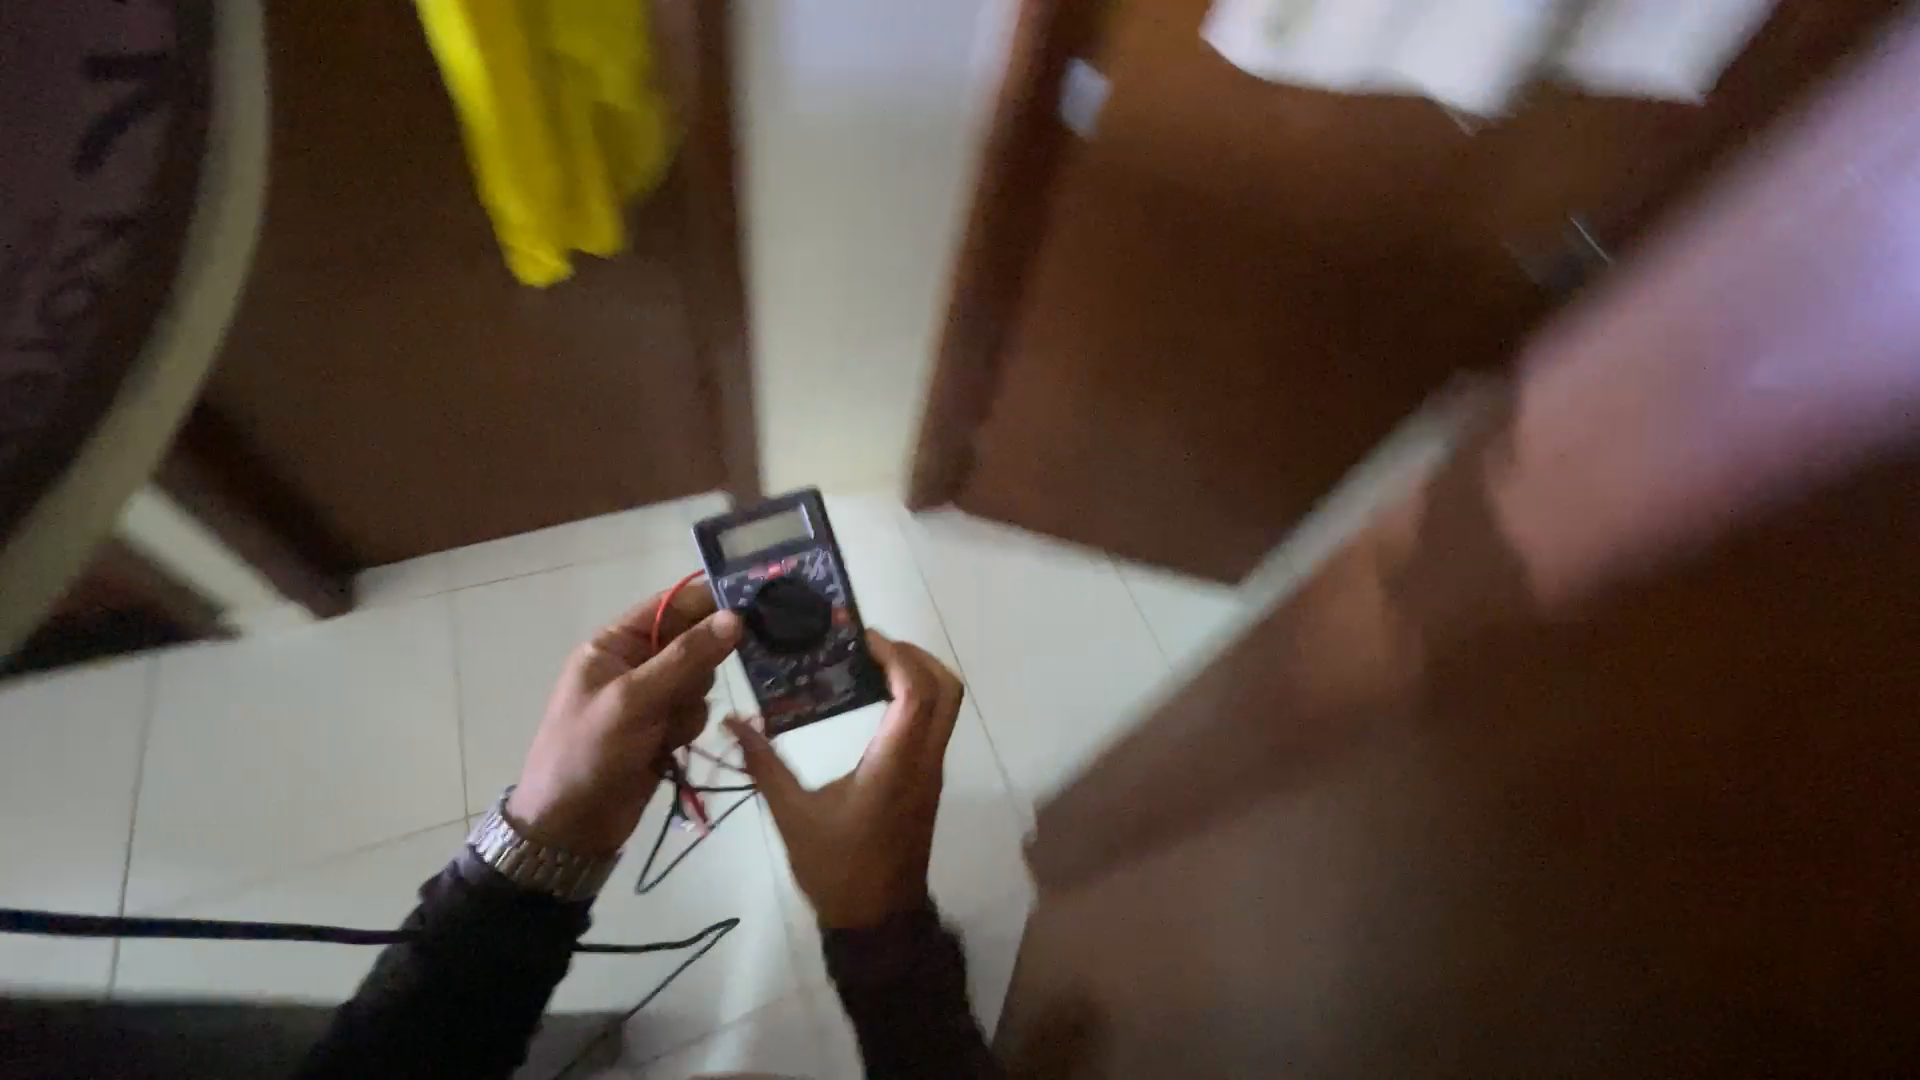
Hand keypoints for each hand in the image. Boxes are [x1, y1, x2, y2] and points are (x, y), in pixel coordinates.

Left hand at [506, 585, 742, 856]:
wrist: (571, 828)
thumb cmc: (589, 752)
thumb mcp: (634, 699)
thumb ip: (687, 657)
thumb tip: (736, 618)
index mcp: (616, 643)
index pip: (673, 605)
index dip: (710, 604)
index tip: (752, 610)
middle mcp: (636, 661)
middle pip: (695, 641)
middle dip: (700, 667)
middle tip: (688, 690)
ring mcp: (651, 695)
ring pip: (701, 679)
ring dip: (691, 704)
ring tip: (665, 729)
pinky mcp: (664, 725)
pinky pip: (697, 710)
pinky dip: (689, 726)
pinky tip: (669, 746)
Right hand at [726, 633, 964, 928]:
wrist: (878, 919)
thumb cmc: (837, 870)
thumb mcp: (793, 816)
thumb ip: (765, 764)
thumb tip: (735, 723)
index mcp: (895, 763)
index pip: (917, 693)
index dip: (897, 656)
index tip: (862, 638)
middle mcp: (923, 758)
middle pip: (946, 689)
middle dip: (915, 656)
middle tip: (870, 646)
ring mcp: (931, 768)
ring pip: (947, 705)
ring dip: (919, 674)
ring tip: (872, 663)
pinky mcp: (927, 777)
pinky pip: (935, 722)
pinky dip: (917, 697)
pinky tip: (876, 698)